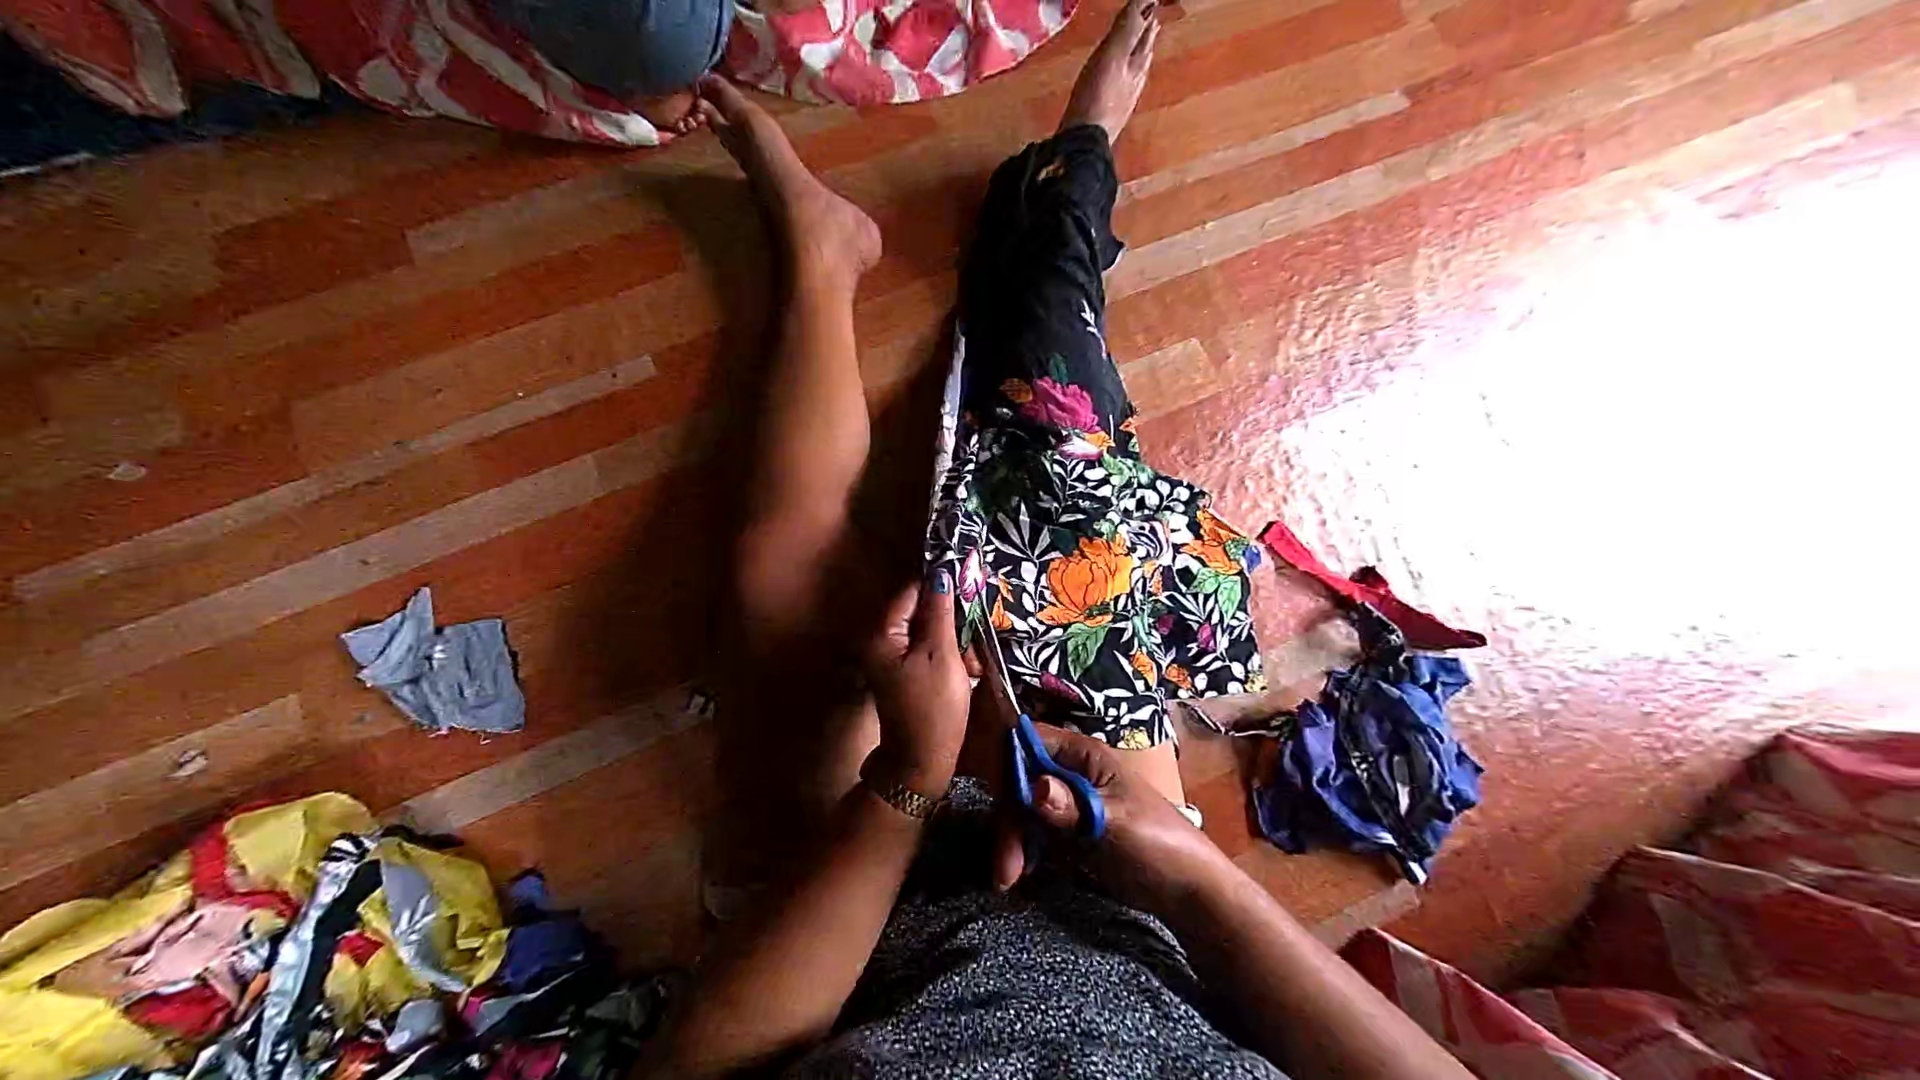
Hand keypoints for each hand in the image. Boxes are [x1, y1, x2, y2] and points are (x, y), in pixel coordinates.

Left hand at [862, 570, 969, 796]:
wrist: (922, 762)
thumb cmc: (935, 708)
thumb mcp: (942, 654)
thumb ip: (940, 611)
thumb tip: (942, 573)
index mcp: (880, 632)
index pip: (911, 591)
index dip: (941, 589)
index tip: (969, 594)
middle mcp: (877, 639)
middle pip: (918, 610)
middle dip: (949, 621)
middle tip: (971, 640)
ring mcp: (888, 656)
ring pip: (926, 630)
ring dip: (952, 640)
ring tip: (970, 663)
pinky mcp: (901, 670)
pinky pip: (925, 648)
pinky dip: (946, 655)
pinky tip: (964, 670)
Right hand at [994, 724, 1233, 915]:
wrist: (1188, 891)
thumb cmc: (1159, 844)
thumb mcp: (1115, 822)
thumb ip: (1073, 805)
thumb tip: (1035, 787)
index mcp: (1083, 754)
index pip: (1028, 740)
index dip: (1009, 764)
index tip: (1003, 804)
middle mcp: (1069, 771)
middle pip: (1018, 779)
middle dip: (1009, 819)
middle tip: (1006, 867)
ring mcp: (1067, 801)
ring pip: (1020, 808)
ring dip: (1011, 839)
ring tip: (1009, 878)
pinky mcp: (1067, 829)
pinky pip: (1032, 831)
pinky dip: (1023, 850)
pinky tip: (1021, 873)